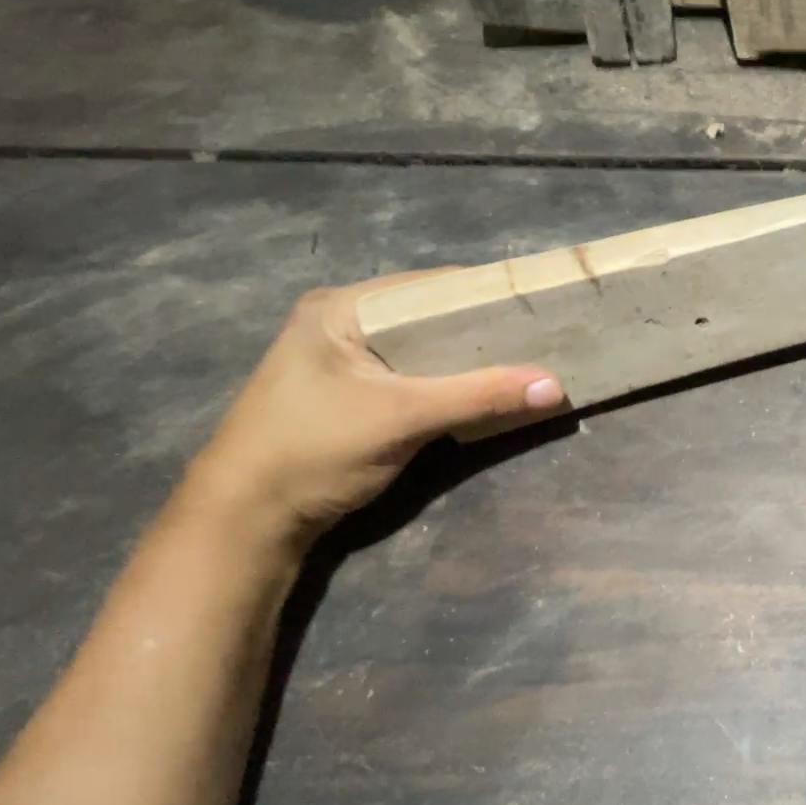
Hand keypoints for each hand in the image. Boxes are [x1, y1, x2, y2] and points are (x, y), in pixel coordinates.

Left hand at [186, 270, 564, 544]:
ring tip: (534, 365)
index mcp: (344, 308)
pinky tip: (495, 394)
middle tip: (549, 341)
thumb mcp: (403, 418)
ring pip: (434, 350)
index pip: (434, 286)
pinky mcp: (364, 394)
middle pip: (436, 317)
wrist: (250, 517)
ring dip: (478, 362)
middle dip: (490, 332)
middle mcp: (349, 323)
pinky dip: (460, 385)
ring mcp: (355, 361)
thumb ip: (479, 397)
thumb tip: (555, 386)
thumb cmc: (313, 450)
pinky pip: (426, 377)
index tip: (545, 310)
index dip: (490, 295)